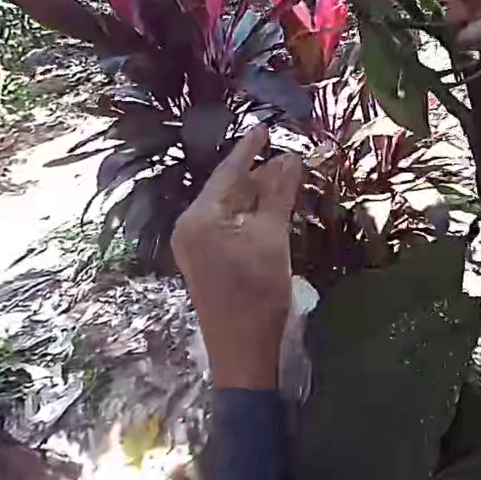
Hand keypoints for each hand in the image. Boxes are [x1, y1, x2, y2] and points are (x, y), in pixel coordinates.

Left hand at [172, 126, 303, 390]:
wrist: (244, 351)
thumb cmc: (258, 294)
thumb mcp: (272, 239)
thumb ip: (279, 195)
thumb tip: (290, 158)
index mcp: (198, 220)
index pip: (227, 175)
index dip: (249, 150)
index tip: (265, 127)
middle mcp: (190, 229)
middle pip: (228, 192)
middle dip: (258, 174)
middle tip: (287, 156)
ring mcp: (197, 248)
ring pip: (231, 211)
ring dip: (258, 196)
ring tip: (286, 177)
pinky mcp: (208, 263)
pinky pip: (230, 228)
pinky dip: (252, 217)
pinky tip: (273, 209)